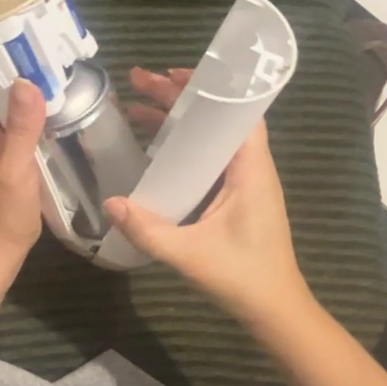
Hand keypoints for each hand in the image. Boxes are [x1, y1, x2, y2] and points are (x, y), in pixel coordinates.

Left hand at [0, 55, 46, 264]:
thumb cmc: (0, 210)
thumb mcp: (13, 168)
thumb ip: (20, 127)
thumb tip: (26, 82)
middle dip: (3, 49)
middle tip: (33, 21)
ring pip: (3, 91)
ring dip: (19, 70)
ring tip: (47, 45)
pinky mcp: (10, 145)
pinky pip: (17, 110)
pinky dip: (31, 95)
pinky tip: (55, 89)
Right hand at [105, 67, 307, 319]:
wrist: (275, 311)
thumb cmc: (243, 278)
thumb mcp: (190, 255)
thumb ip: (149, 230)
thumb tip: (111, 203)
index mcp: (251, 170)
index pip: (238, 111)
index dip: (208, 87)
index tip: (171, 74)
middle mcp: (250, 168)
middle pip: (216, 117)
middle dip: (178, 97)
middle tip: (138, 82)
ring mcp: (243, 182)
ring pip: (209, 136)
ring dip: (176, 119)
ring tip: (136, 105)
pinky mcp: (233, 196)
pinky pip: (205, 157)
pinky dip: (180, 144)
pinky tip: (150, 145)